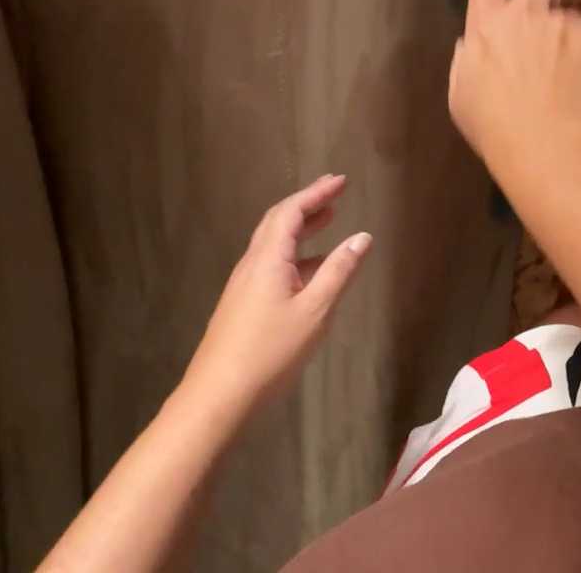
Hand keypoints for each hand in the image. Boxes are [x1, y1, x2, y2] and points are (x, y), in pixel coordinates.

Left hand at [181, 175, 371, 416]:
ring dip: (301, 227)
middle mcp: (252, 266)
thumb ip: (340, 271)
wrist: (217, 399)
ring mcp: (245, 287)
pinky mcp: (244, 306)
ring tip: (329, 220)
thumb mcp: (315, 310)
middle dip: (307, 204)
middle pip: (277, 223)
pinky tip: (314, 269)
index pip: (291, 213)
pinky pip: (272, 265)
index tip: (341, 180)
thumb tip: (363, 236)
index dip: (316, 194)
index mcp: (267, 260)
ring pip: (273, 244)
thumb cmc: (269, 351)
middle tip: (334, 191)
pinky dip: (297, 254)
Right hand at [449, 0, 580, 162]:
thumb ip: (469, 59)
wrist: (547, 142)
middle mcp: (525, 15)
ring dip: (563, 36)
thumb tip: (475, 45)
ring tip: (562, 76)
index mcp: (486, 25)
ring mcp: (561, 24)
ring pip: (566, 16)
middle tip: (544, 5)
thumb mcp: (462, 93)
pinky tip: (578, 86)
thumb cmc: (495, 126)